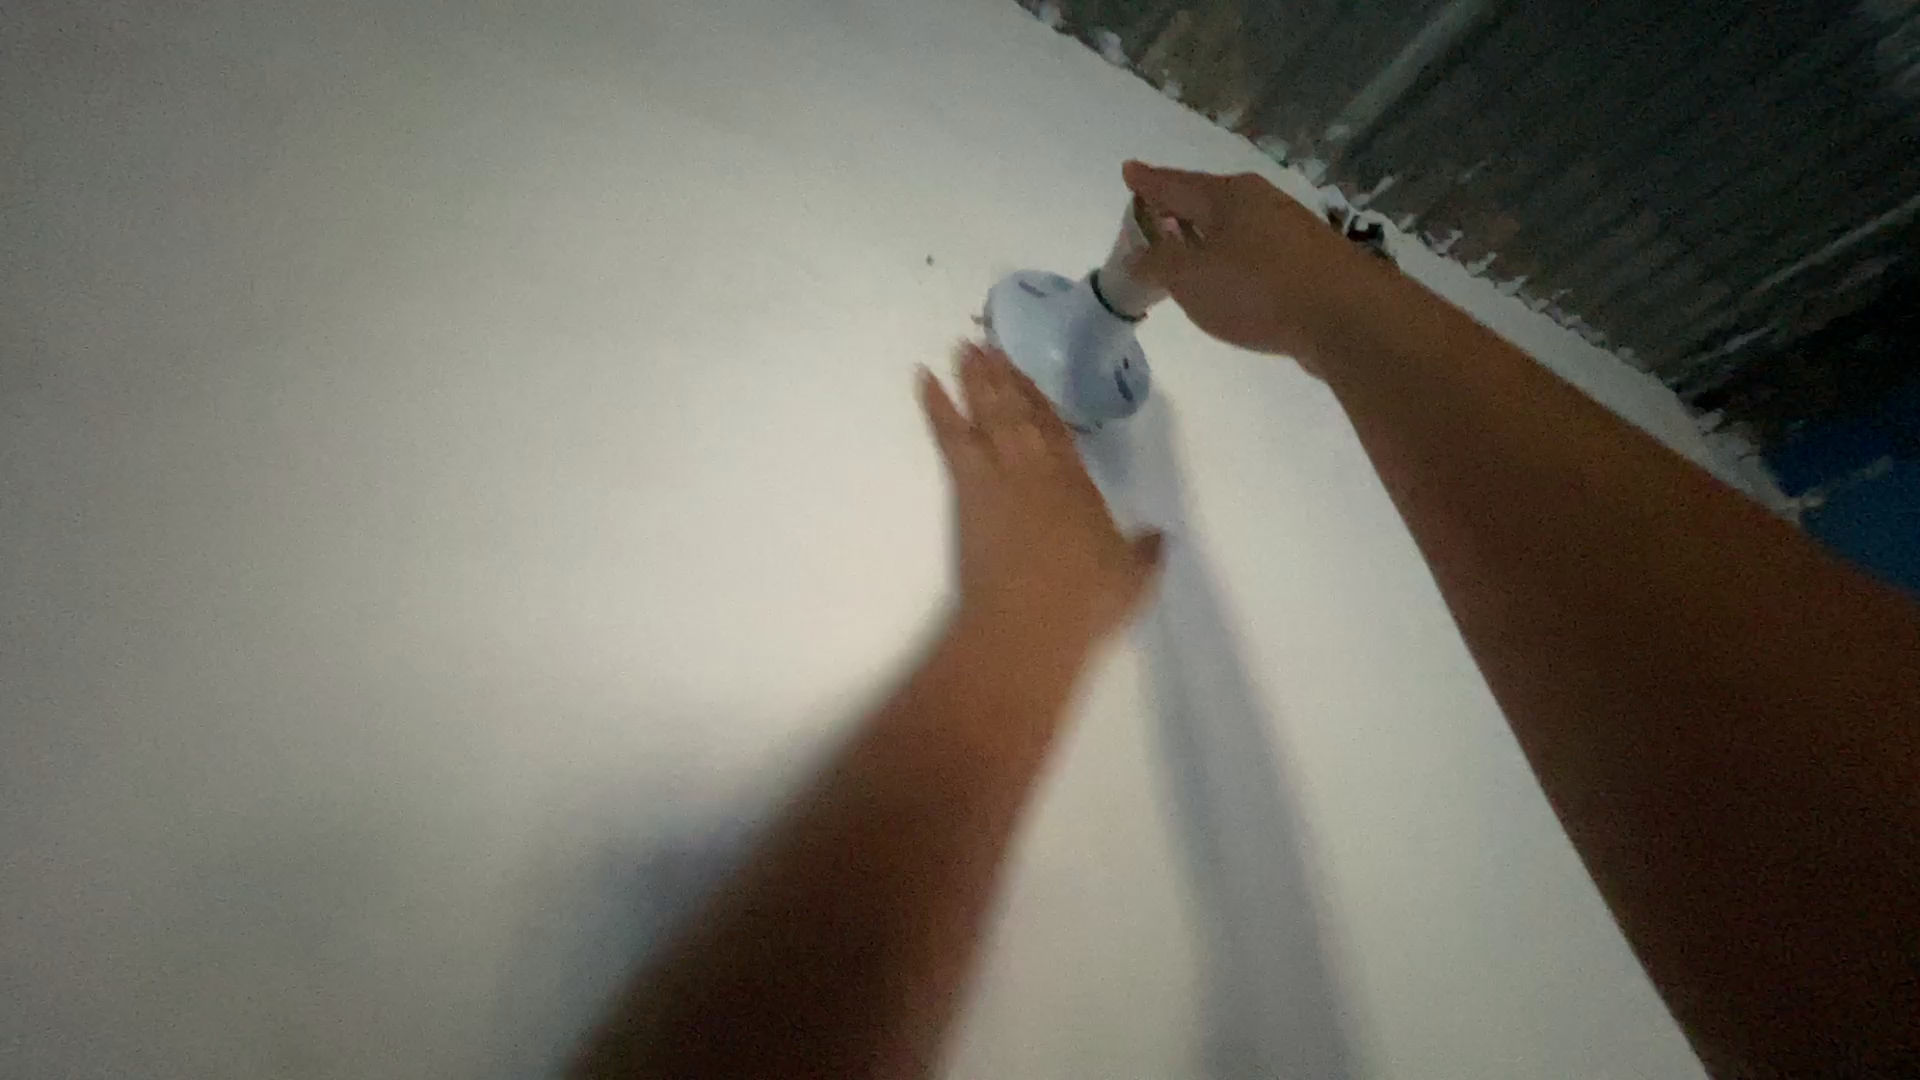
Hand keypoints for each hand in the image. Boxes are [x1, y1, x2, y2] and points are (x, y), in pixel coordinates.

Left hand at [920, 342, 1163, 649]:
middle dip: (1004, 376)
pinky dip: (936, 406)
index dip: (1041, 398)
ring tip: (962, 348)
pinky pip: (950, 436)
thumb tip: (1158, 536)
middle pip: (1020, 410)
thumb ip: (1146, 552)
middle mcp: (1039, 468)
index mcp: (1078, 483)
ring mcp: (1001, 475)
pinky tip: (925, 381)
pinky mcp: (968, 490)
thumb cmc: (1083, 605)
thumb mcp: (1132, 579)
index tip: (1027, 374)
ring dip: (974, 378)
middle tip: (987, 342)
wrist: (1030, 626)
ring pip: (987, 413)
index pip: (1058, 428)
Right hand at [1123, 161, 1377, 375]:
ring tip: (1182, 251)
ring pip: (1230, 227)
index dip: (1148, 182)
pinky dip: (1227, 258)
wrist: (1343, 316)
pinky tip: (1224, 278)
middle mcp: (1258, 202)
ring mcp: (1285, 230)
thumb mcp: (1191, 279)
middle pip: (1205, 201)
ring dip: (1203, 237)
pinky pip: (1249, 251)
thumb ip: (1158, 264)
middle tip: (1151, 217)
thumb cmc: (1256, 290)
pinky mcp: (1303, 261)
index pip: (1175, 183)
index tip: (1128, 171)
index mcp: (1227, 196)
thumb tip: (1135, 255)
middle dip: (1176, 209)